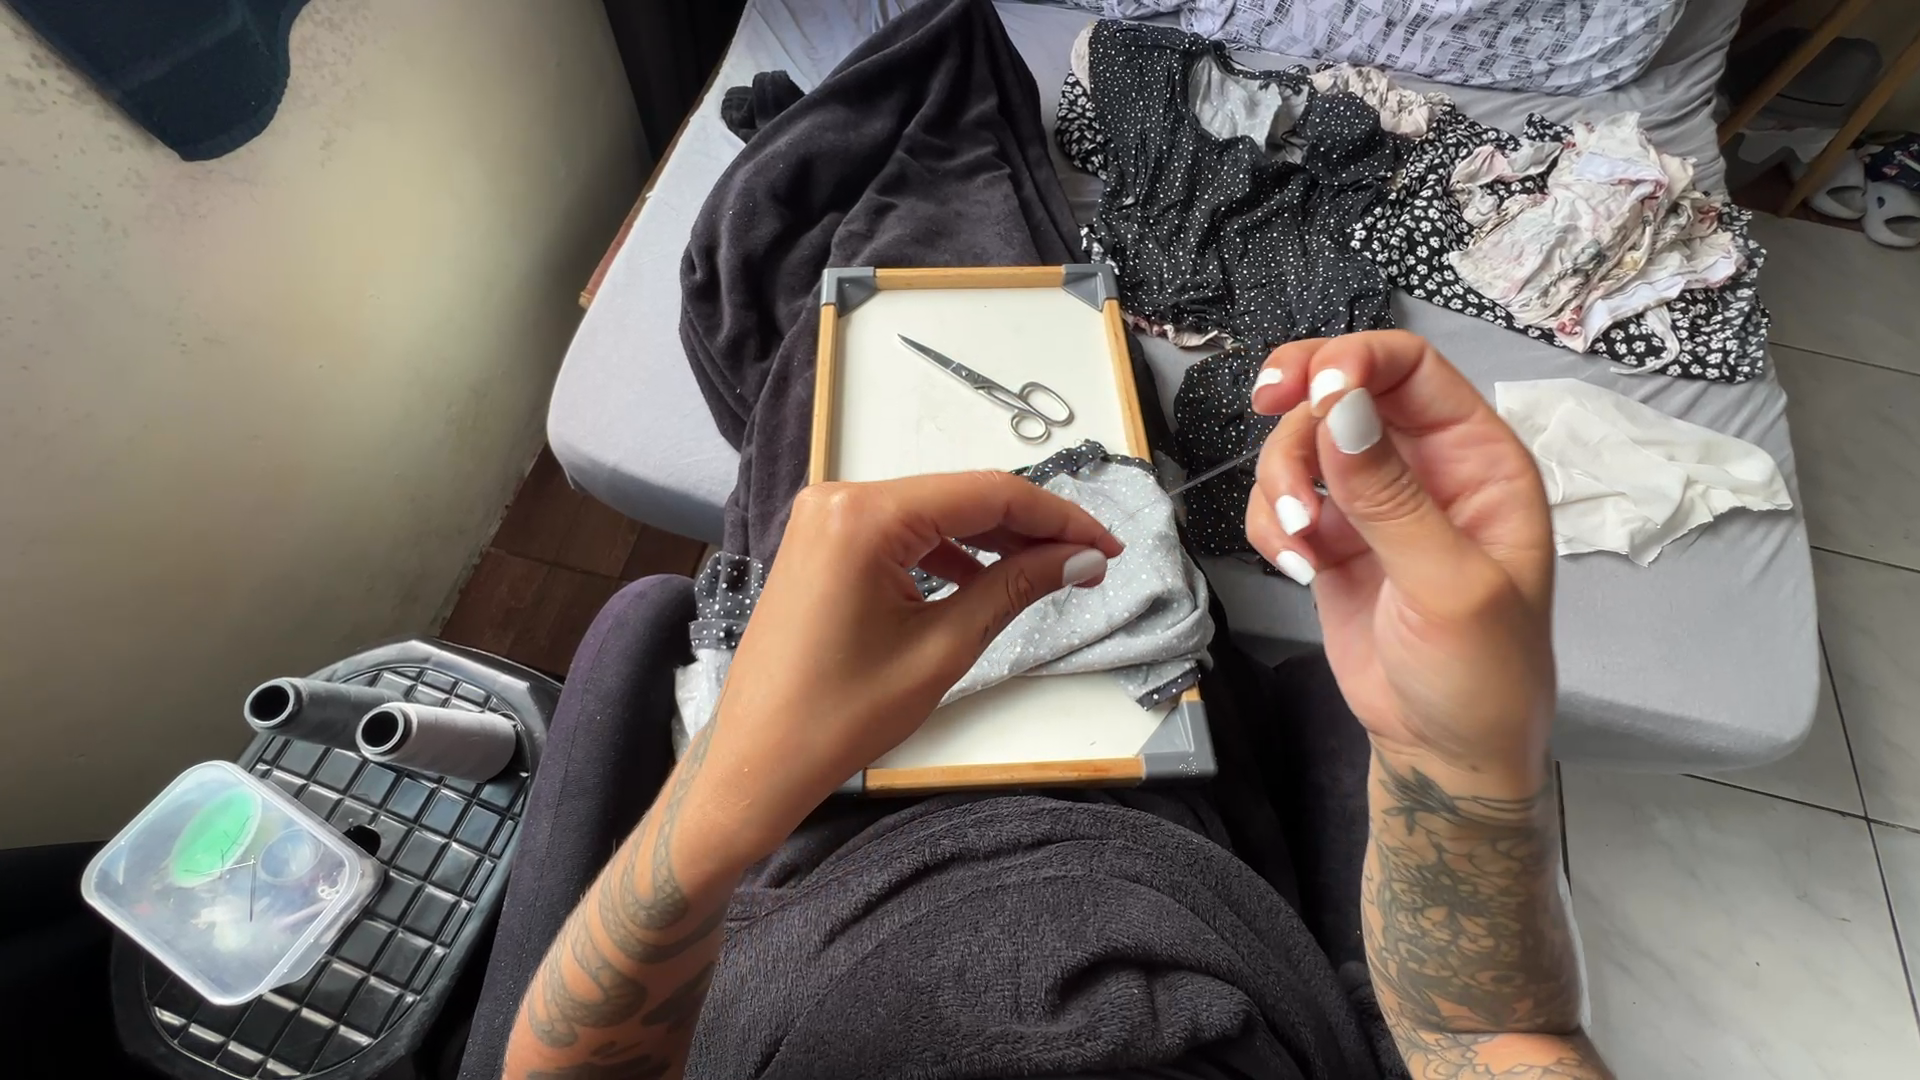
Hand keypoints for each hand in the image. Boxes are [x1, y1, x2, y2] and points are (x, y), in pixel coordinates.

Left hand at [681, 472, 1122, 864]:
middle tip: (1085, 564)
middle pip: (959, 498)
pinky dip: (946, 553)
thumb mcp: (942, 649)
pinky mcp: (823, 541)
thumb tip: (1082, 558)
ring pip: (932, 514)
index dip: (1057, 516)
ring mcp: (826, 517)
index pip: (986, 494)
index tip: (1107, 545)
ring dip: (990, 540)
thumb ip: (1014, 588)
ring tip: (1044, 574)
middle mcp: (840, 496)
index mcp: (866, 514)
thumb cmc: (842, 716)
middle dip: (1027, 529)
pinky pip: (900, 533)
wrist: (754, 763)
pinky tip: (982, 579)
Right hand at [1245, 331, 1555, 781]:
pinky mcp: (1325, 537)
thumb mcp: (1446, 584)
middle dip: (1296, 436)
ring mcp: (1366, 502)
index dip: (1351, 362)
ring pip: (1294, 452)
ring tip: (1296, 549)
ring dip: (1277, 491)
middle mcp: (1417, 467)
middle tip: (1285, 482)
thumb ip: (1391, 496)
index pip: (1409, 368)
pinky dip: (1267, 528)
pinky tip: (1293, 569)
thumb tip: (1337, 409)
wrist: (1437, 743)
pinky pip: (1275, 504)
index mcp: (1474, 458)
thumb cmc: (1478, 671)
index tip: (1299, 394)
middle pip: (1334, 400)